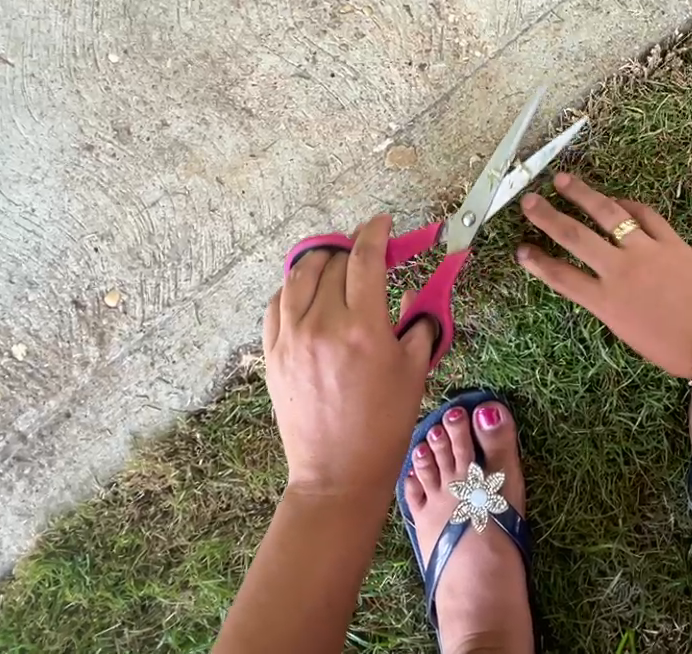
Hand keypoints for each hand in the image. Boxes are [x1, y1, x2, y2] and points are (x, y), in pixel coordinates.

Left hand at [264, 215, 432, 494]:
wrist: (338, 471)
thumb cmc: (386, 421)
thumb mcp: (415, 367)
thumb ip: (420, 322)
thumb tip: (416, 296)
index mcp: (364, 326)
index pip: (365, 258)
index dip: (375, 231)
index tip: (383, 221)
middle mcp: (323, 325)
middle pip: (333, 262)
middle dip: (353, 248)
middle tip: (368, 252)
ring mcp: (291, 338)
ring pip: (299, 276)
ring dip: (320, 260)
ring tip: (335, 262)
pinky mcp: (272, 354)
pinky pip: (277, 304)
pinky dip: (293, 288)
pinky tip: (308, 291)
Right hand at [515, 172, 691, 376]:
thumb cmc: (673, 349)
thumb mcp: (628, 333)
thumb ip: (608, 303)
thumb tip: (598, 280)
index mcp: (606, 302)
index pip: (560, 276)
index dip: (537, 261)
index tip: (520, 248)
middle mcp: (619, 271)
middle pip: (575, 237)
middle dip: (548, 216)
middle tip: (529, 201)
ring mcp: (645, 251)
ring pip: (608, 214)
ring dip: (583, 195)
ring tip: (563, 180)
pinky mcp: (670, 240)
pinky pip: (644, 215)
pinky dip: (628, 205)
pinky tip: (616, 199)